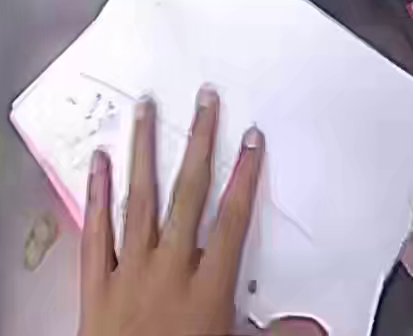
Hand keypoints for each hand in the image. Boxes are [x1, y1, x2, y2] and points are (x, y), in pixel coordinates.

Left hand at [80, 89, 263, 335]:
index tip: (252, 137)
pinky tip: (98, 158)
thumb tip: (317, 326)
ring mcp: (128, 272)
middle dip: (199, 142)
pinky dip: (96, 192)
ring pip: (139, 197)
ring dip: (144, 149)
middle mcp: (167, 270)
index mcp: (205, 291)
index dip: (245, 176)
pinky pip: (96, 230)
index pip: (232, 220)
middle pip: (188, 194)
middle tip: (204, 99)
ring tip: (144, 106)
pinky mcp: (95, 284)